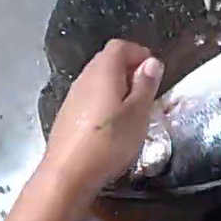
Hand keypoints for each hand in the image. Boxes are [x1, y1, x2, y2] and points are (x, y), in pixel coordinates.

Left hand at [41, 39, 163, 194]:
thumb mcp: (138, 113)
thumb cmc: (108, 142)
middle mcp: (83, 78)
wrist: (67, 174)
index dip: (140, 53)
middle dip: (129, 71)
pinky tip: (111, 127)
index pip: (120, 46)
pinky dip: (103, 104)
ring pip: (97, 82)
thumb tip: (151, 62)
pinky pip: (89, 100)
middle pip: (107, 61)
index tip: (154, 73)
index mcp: (102, 70)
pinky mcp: (66, 117)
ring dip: (116, 89)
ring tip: (132, 112)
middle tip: (146, 93)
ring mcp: (71, 97)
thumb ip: (146, 85)